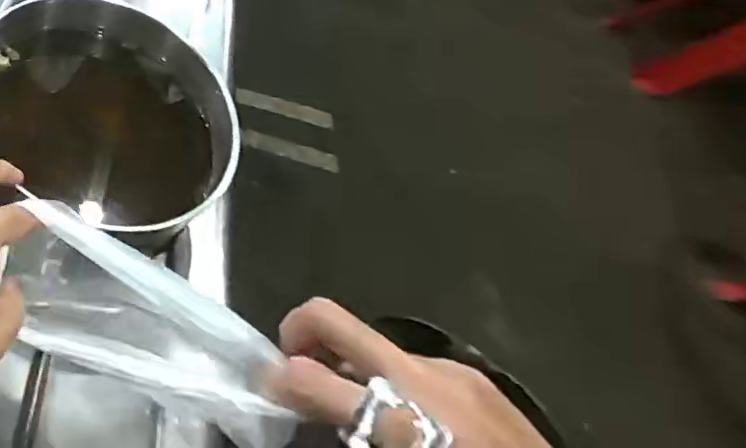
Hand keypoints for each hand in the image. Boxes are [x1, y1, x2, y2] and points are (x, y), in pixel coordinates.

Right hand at [266, 298, 551, 447]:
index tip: (265, 386)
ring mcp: (453, 372)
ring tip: (358, 408)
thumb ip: (353, 426)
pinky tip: (415, 422)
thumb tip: (305, 396)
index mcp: (403, 416)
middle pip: (334, 320)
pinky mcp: (480, 380)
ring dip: (353, 367)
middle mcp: (421, 377)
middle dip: (299, 331)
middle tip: (290, 365)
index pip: (316, 380)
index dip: (279, 375)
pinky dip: (398, 384)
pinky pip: (418, 368)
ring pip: (377, 347)